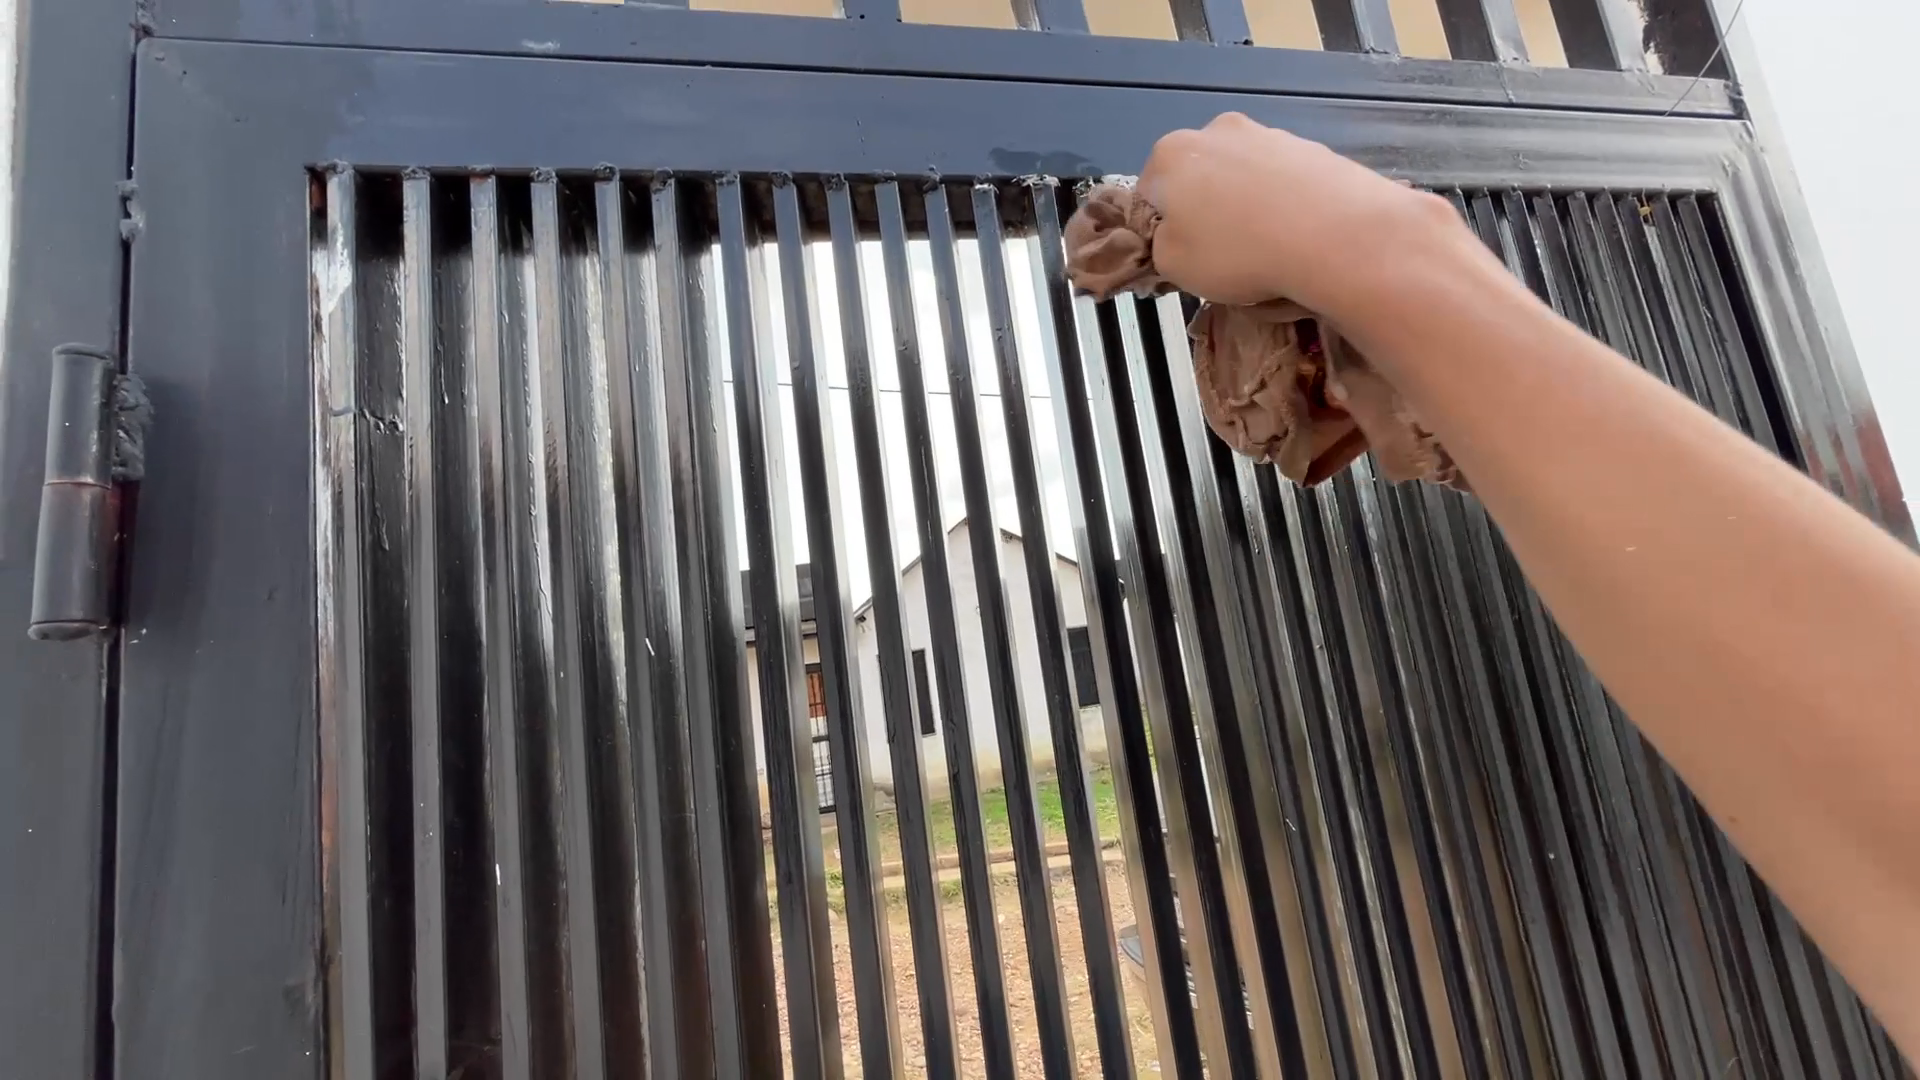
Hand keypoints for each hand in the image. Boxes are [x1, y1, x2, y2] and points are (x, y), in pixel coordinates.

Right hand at [1137, 112, 1466, 317]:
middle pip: (1193, 182)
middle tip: (1212, 257)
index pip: (1144, 197)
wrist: (1335, 236)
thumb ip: (1157, 247)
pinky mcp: (1307, 147)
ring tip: (1257, 252)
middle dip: (1197, 215)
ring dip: (1237, 211)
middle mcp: (1215, 131)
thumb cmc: (1235, 252)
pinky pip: (1275, 183)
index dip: (1155, 233)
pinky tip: (1287, 239)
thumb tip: (1168, 238)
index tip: (1171, 260)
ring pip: (1235, 181)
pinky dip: (1275, 207)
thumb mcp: (1171, 266)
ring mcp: (1266, 134)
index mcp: (1170, 155)